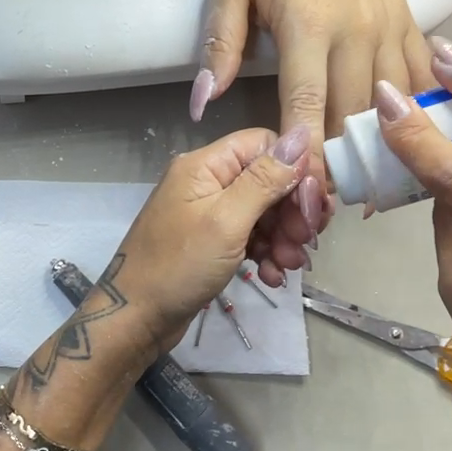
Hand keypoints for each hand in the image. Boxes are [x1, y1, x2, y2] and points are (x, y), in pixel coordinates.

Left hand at [108, 127, 311, 351]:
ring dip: (283, 238)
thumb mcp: (227, 221)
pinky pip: (250, 236)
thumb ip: (264, 179)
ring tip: (289, 266)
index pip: (264, 145)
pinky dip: (266, 253)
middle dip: (292, 212)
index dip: (295, 170)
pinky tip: (272, 276)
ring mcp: (208, 212)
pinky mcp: (211, 240)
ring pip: (263, 212)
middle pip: (267, 180)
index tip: (314, 205)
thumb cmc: (178, 266)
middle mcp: (206, 182)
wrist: (137, 317)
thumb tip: (300, 133)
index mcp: (205, 165)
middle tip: (305, 242)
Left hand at [195, 0, 433, 269]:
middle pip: (354, 113)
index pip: (307, 102)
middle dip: (343, 163)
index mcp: (308, 26)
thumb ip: (220, 44)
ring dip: (383, 147)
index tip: (303, 193)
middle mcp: (356, 32)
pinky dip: (420, 112)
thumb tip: (203, 101)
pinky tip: (415, 144)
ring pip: (394, 101)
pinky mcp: (411, 21)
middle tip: (330, 206)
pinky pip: (422, 75)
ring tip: (370, 190)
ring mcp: (390, 27)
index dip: (306, 153)